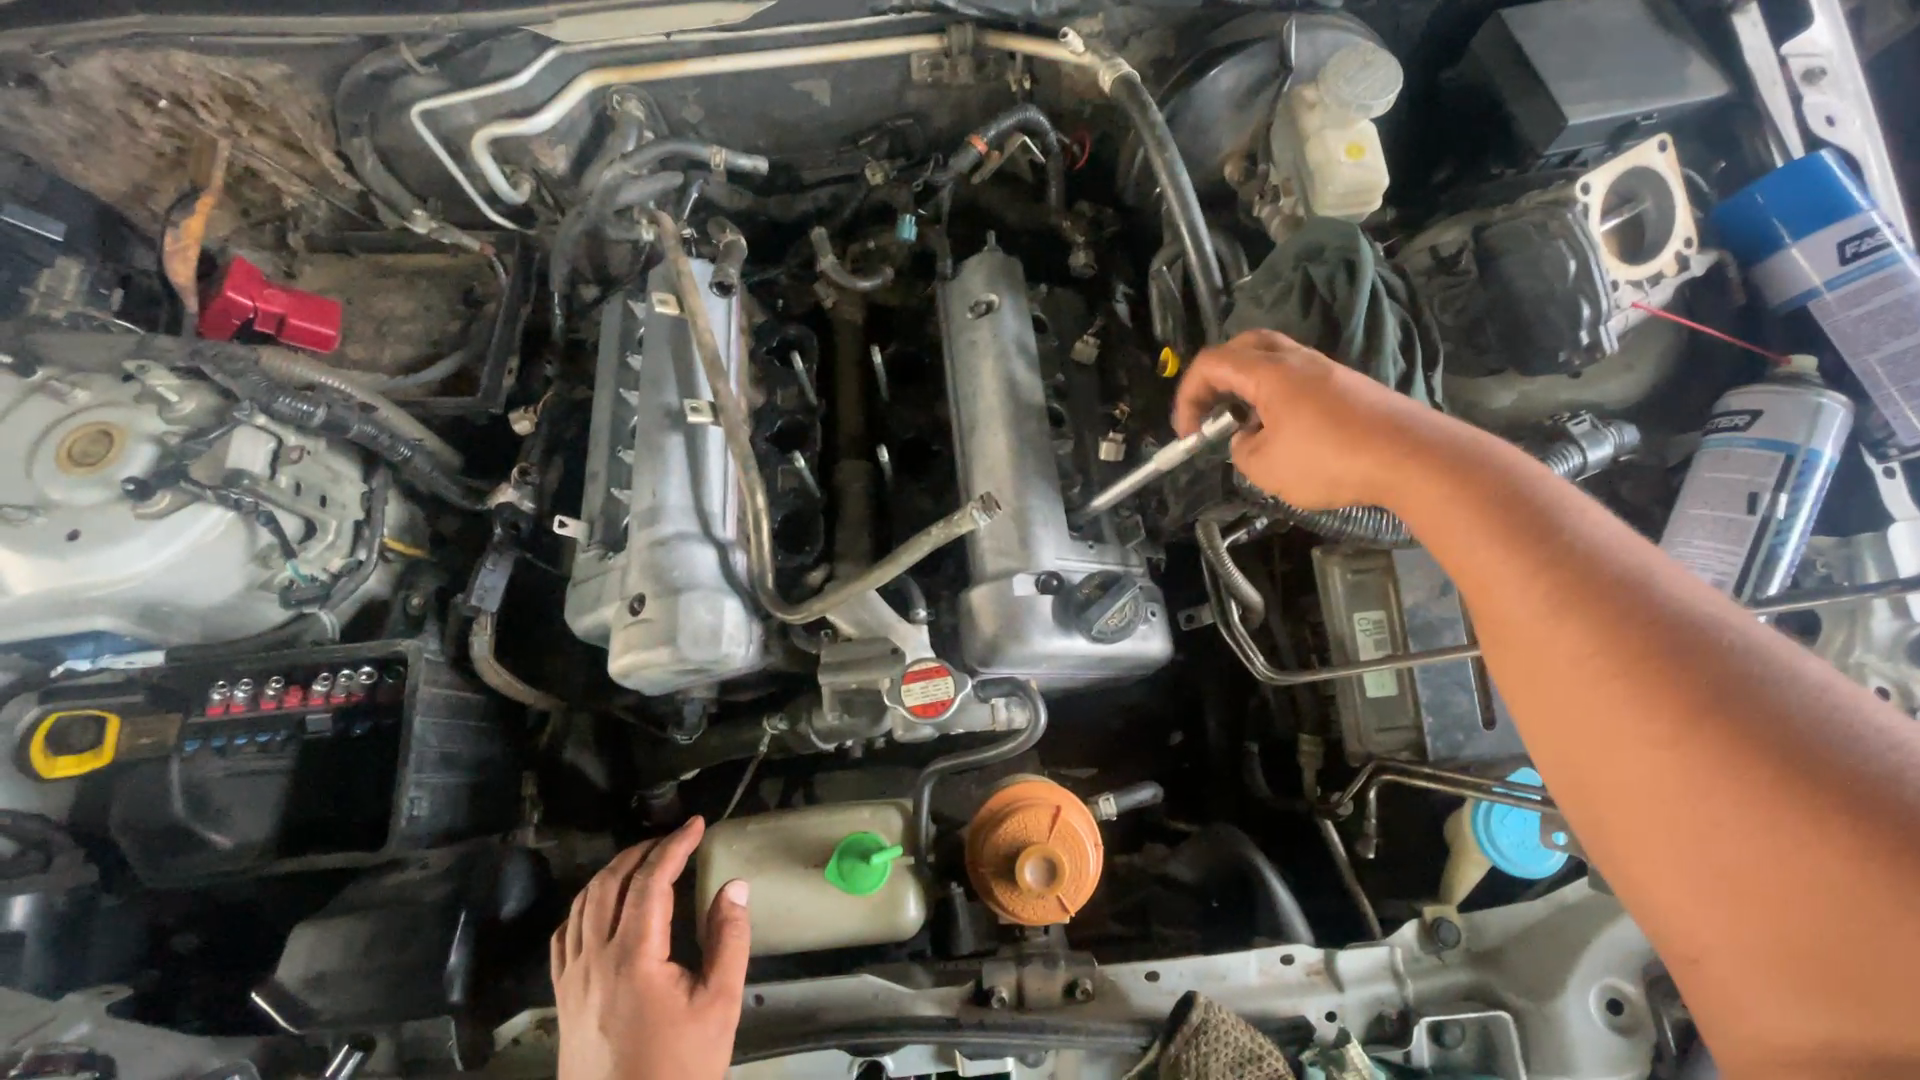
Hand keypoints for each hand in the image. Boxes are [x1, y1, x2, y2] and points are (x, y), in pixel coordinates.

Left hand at [550, 817, 750, 1079]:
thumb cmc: (680, 1068)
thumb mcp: (720, 1006)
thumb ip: (729, 940)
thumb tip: (734, 886)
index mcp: (634, 956)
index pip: (651, 881)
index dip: (674, 846)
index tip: (696, 825)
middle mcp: (594, 959)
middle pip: (609, 884)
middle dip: (641, 850)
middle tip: (672, 838)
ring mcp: (571, 979)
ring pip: (581, 904)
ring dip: (612, 872)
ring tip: (642, 861)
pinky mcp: (562, 998)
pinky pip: (563, 935)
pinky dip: (584, 906)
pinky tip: (601, 908)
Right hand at [1172, 329, 1445, 509]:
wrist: (1413, 458)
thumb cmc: (1331, 460)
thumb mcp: (1264, 467)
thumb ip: (1241, 449)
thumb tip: (1247, 438)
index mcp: (1270, 371)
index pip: (1212, 363)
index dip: (1188, 396)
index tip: (1187, 434)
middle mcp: (1298, 360)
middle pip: (1246, 347)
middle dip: (1218, 378)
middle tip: (1211, 411)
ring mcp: (1328, 372)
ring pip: (1275, 364)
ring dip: (1250, 390)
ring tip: (1247, 430)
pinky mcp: (1350, 390)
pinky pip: (1300, 383)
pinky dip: (1279, 401)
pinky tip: (1286, 437)